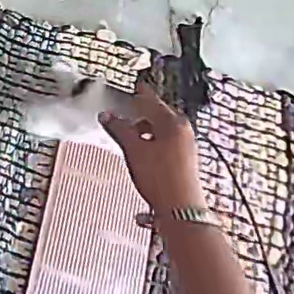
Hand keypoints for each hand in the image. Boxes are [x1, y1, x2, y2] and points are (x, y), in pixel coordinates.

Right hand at [99, 83, 205, 210]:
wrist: (179, 208)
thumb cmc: (160, 178)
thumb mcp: (134, 149)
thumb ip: (119, 129)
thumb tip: (107, 116)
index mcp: (173, 123)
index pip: (153, 102)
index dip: (141, 94)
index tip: (137, 86)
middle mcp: (183, 132)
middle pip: (158, 115)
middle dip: (141, 115)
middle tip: (126, 112)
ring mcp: (185, 146)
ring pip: (161, 130)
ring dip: (145, 130)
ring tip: (129, 135)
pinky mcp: (183, 160)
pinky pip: (165, 143)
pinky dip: (151, 141)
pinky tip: (141, 151)